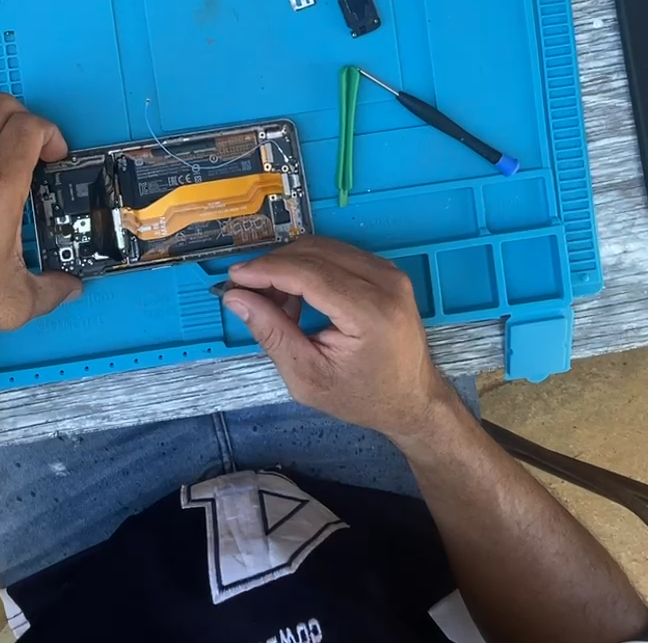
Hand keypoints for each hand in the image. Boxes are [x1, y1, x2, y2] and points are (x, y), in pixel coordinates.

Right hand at [222, 236, 462, 443]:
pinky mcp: (385, 269)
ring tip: (273, 301)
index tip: (233, 277)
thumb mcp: (308, 378)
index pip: (308, 273)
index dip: (266, 270)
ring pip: (322, 247)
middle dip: (273, 267)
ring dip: (289, 265)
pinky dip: (307, 266)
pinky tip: (297, 295)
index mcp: (371, 312)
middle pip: (313, 253)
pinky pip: (336, 253)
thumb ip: (271, 333)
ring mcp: (388, 271)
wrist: (414, 400)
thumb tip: (236, 297)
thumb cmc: (363, 397)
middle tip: (247, 292)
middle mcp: (385, 282)